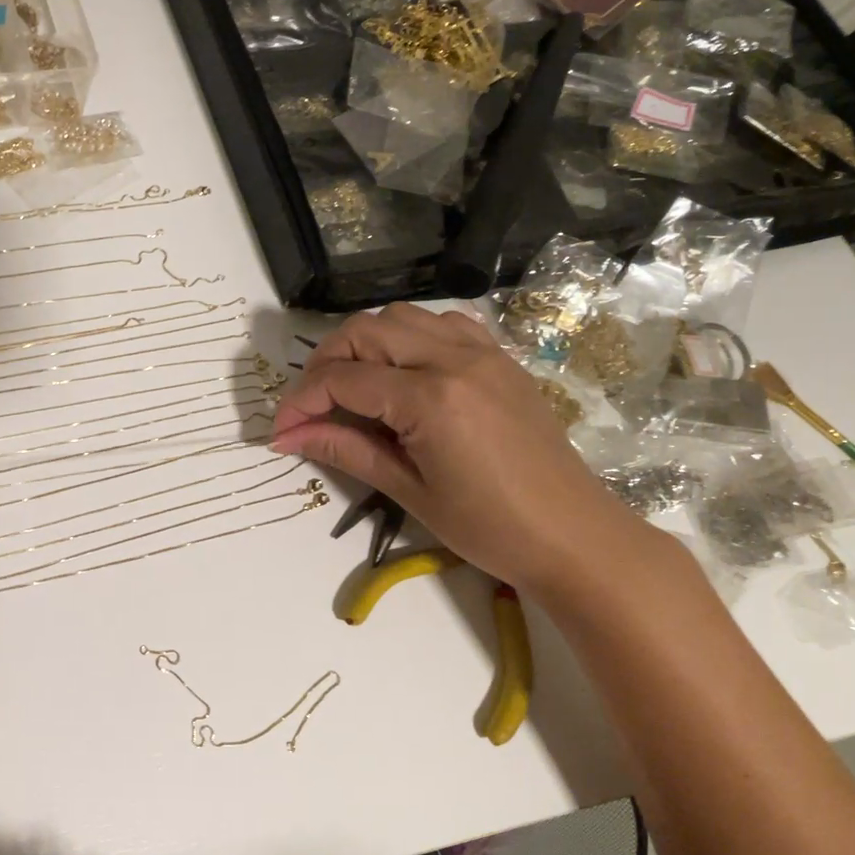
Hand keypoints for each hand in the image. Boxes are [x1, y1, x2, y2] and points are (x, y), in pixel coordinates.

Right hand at [270, 304, 656, 602]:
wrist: (573, 537)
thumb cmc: (487, 527)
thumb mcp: (406, 491)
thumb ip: (344, 449)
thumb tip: (287, 435)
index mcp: (430, 399)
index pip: (341, 380)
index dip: (299, 402)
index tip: (280, 431)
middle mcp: (454, 360)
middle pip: (363, 332)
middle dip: (323, 364)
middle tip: (309, 407)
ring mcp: (482, 354)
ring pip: (399, 317)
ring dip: (362, 344)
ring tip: (349, 387)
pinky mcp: (499, 360)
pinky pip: (441, 324)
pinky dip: (407, 337)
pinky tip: (400, 373)